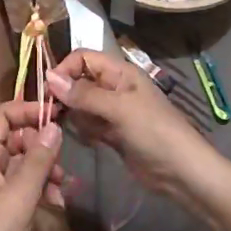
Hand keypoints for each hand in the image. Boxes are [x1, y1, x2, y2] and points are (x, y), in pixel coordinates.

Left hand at [0, 101, 64, 230]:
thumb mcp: (19, 198)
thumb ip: (38, 161)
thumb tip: (55, 126)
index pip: (2, 116)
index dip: (28, 111)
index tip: (58, 117)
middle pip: (16, 137)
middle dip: (41, 146)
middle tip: (62, 164)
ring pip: (24, 160)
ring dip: (45, 168)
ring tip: (63, 187)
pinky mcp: (3, 204)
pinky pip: (25, 182)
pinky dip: (42, 186)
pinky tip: (58, 200)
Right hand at [47, 49, 211, 203]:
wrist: (181, 172)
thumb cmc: (154, 132)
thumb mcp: (119, 109)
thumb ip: (84, 94)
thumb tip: (49, 77)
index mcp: (120, 72)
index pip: (83, 58)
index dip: (65, 70)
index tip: (49, 92)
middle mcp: (115, 87)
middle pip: (79, 81)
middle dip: (66, 95)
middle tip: (54, 114)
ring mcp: (113, 112)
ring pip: (81, 105)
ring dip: (75, 116)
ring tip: (80, 130)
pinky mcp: (113, 134)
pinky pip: (89, 125)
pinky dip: (85, 132)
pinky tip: (89, 142)